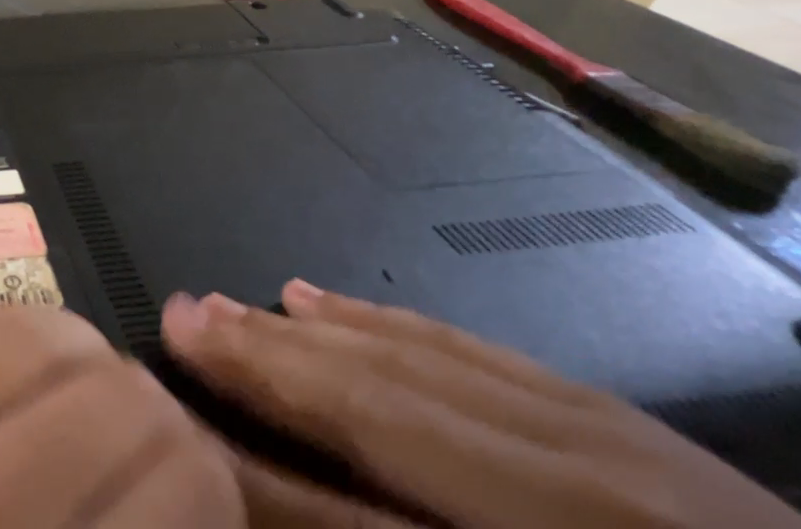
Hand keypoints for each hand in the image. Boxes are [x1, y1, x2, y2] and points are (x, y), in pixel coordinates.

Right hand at [162, 280, 800, 528]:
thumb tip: (251, 487)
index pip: (347, 495)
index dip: (252, 433)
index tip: (170, 379)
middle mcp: (573, 485)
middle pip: (377, 401)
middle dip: (266, 358)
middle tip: (184, 314)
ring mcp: (611, 441)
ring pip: (423, 358)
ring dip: (318, 330)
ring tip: (247, 304)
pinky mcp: (629, 424)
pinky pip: (478, 351)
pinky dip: (393, 323)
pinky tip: (342, 306)